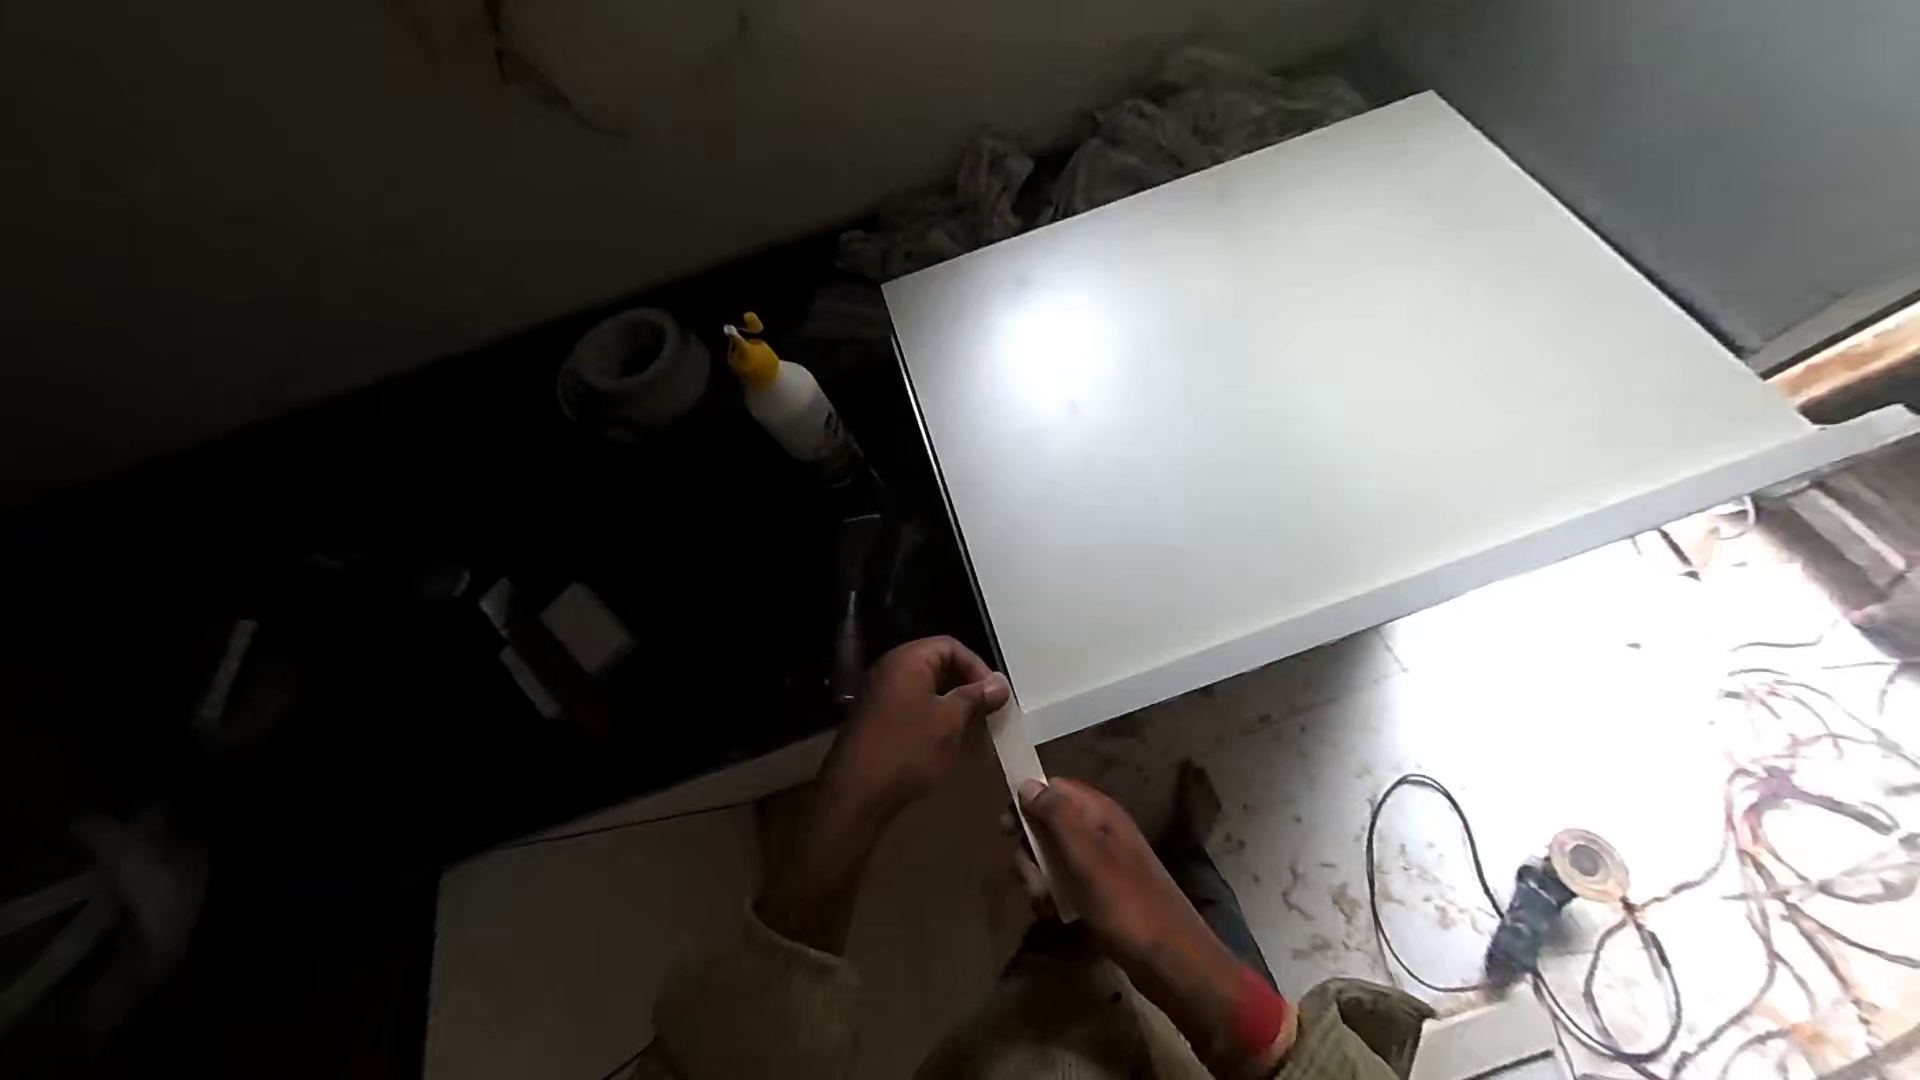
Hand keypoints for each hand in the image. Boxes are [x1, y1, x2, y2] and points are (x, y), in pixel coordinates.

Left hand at [816, 636, 1009, 827]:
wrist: (857, 793)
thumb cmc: (908, 749)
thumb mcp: (950, 721)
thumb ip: (976, 696)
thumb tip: (999, 683)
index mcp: (907, 659)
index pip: (950, 646)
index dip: (977, 666)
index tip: (995, 694)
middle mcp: (889, 669)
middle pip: (937, 665)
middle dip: (966, 686)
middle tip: (988, 711)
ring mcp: (879, 694)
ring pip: (925, 688)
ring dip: (951, 704)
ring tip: (972, 728)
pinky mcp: (875, 719)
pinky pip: (911, 707)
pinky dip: (932, 718)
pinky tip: (947, 741)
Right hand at [1016, 778, 1290, 1076]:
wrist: (1172, 962)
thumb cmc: (1126, 903)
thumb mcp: (1086, 855)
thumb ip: (1056, 815)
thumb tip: (1028, 783)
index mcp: (1098, 811)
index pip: (1051, 787)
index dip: (1026, 803)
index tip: (1008, 829)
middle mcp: (1097, 828)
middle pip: (1046, 823)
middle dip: (1030, 850)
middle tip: (1032, 879)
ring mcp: (1099, 860)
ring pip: (1051, 855)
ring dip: (1038, 877)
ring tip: (1045, 903)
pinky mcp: (1099, 889)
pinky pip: (1064, 880)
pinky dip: (1053, 894)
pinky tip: (1055, 914)